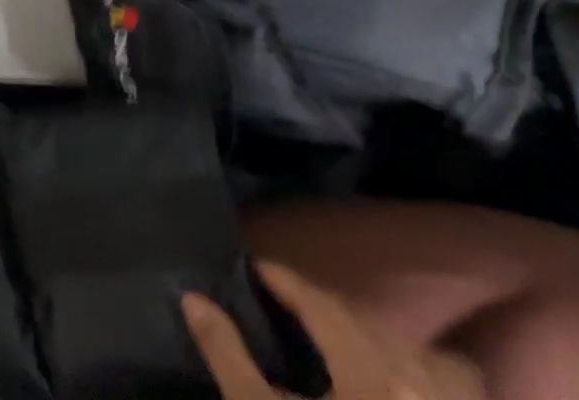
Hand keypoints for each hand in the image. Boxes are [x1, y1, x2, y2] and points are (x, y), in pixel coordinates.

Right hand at [183, 261, 452, 399]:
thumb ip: (228, 356)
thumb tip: (193, 299)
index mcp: (370, 372)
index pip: (323, 306)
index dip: (286, 281)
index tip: (253, 266)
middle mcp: (422, 384)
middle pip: (373, 325)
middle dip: (326, 306)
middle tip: (285, 301)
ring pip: (429, 357)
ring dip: (384, 340)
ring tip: (347, 342)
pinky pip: (459, 389)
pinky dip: (428, 375)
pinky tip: (399, 386)